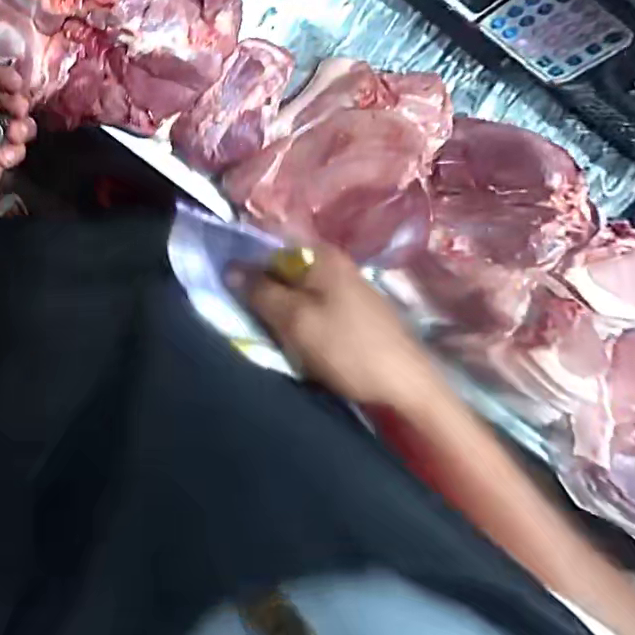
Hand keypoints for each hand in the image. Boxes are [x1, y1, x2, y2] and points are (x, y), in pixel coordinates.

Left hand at [0, 65, 35, 230]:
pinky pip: (15, 149)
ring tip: (15, 134)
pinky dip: (15, 150)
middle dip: (15, 101)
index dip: (1, 76)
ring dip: (21, 125)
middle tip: (19, 108)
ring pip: (14, 122)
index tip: (18, 81)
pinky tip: (4, 158)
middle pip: (1, 98)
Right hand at [237, 244, 442, 409]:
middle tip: (241, 309)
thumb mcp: (292, 318)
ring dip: (277, 306)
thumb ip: (258, 290)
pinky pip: (311, 307)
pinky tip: (293, 339)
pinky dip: (296, 319)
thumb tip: (230, 268)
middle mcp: (335, 264)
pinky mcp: (354, 314)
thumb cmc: (347, 348)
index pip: (267, 242)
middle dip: (259, 286)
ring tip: (264, 327)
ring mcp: (347, 289)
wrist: (410, 392)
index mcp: (321, 255)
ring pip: (295, 289)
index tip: (224, 279)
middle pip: (281, 267)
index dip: (243, 258)